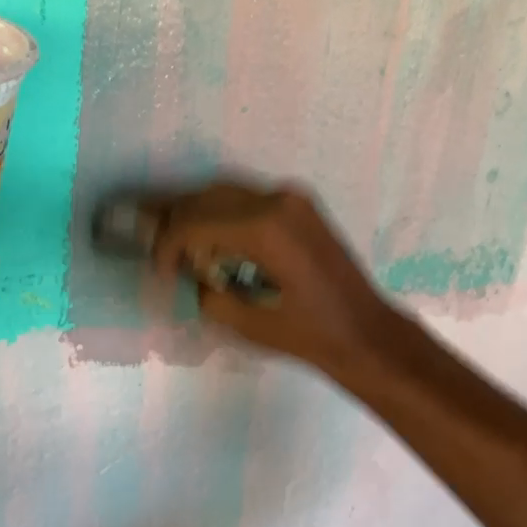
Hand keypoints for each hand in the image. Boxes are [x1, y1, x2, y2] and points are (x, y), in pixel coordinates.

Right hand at [146, 181, 413, 378]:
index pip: (193, 223)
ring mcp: (292, 198)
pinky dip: (222, 214)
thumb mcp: (245, 323)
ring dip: (198, 216)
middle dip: (177, 225)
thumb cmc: (308, 335)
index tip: (161, 272)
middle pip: (204, 198)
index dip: (167, 246)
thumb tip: (186, 273)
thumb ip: (206, 292)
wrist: (365, 332)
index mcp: (264, 229)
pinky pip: (246, 198)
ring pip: (223, 192)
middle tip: (166, 257)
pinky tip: (216, 242)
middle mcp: (277, 201)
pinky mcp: (300, 204)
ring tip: (185, 249)